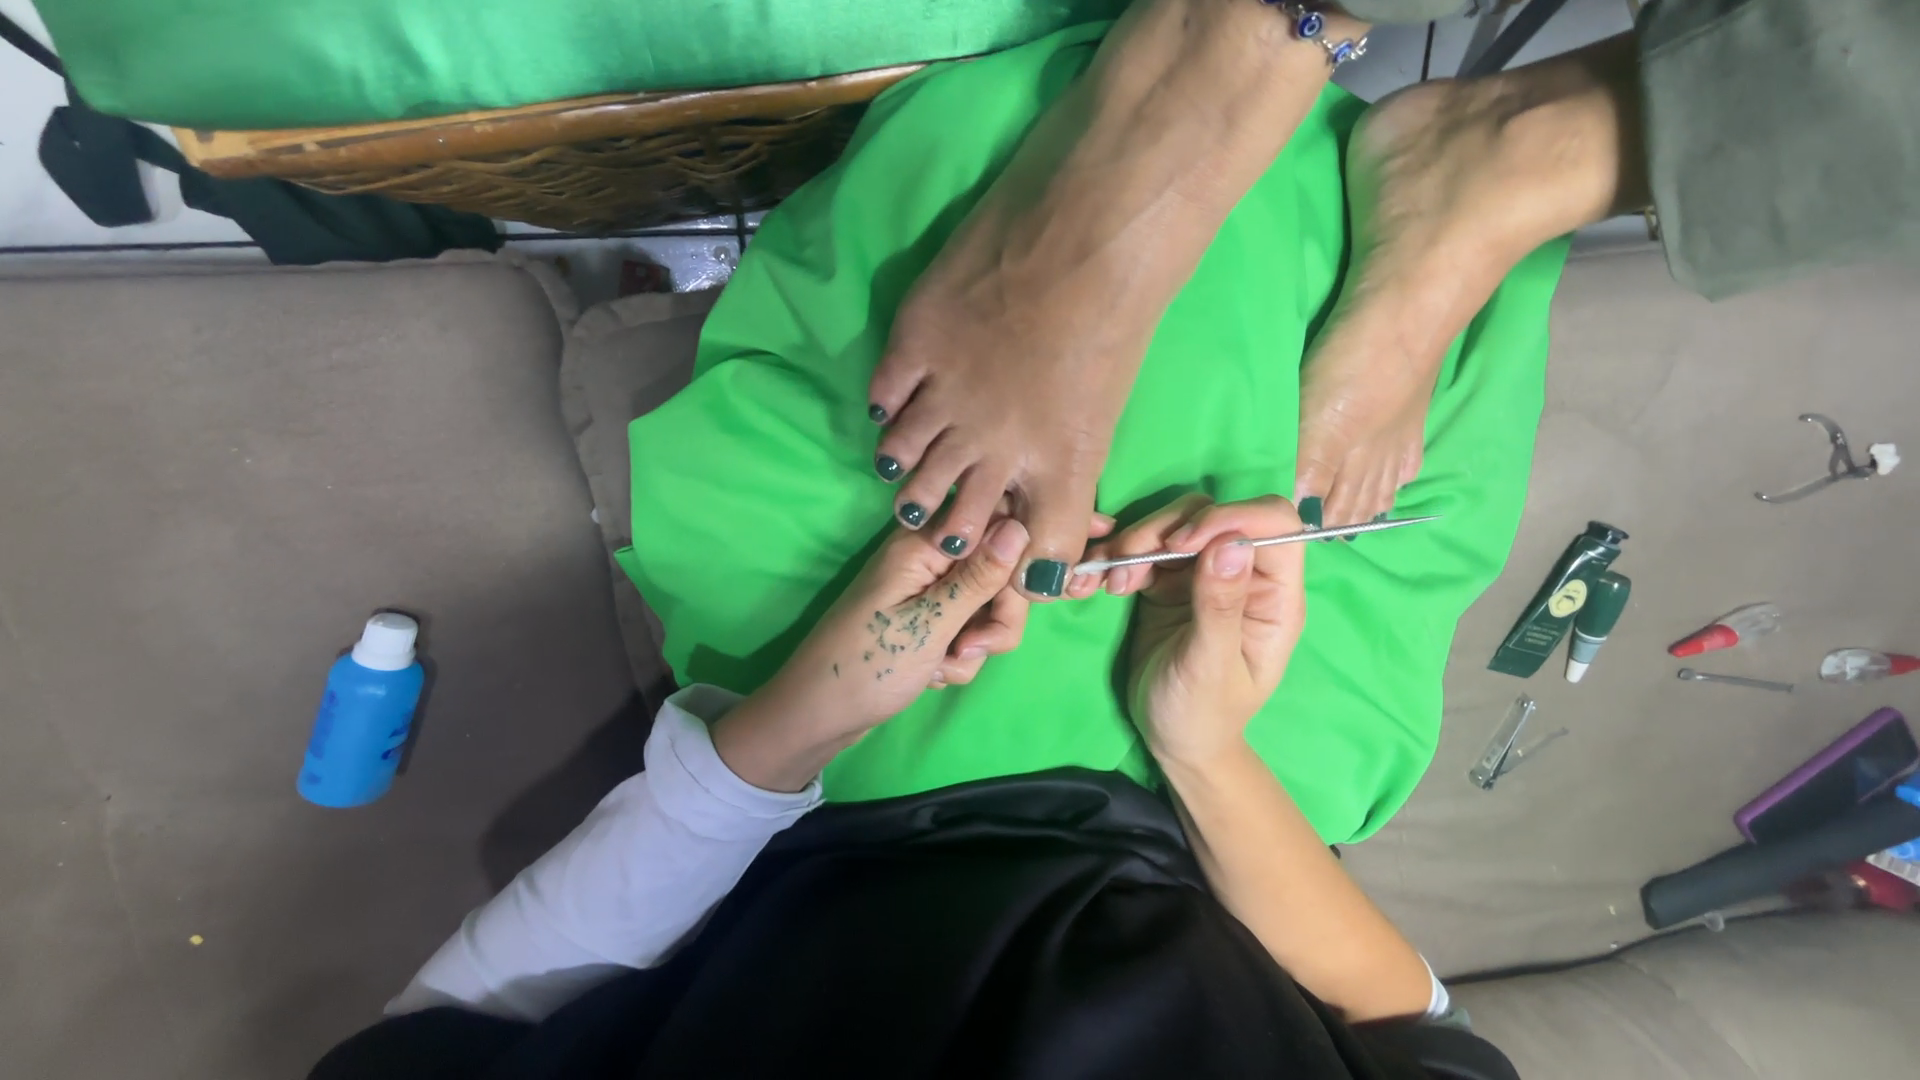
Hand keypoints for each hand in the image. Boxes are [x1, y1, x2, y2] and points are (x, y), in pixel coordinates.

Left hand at [714, 512, 1112, 789]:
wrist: (818, 717)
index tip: (1091, 546)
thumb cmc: (868, 665)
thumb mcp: (929, 623)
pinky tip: (934, 674)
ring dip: (978, 645)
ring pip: (990, 608)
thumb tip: (1022, 524)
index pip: (1000, 523)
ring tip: (945, 666)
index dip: (1042, 539)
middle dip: (999, 618)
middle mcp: (931, 560)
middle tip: (973, 649)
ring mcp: (930, 593)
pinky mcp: (929, 621)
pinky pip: (968, 631)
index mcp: (927, 546)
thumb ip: (979, 577)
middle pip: (1002, 573)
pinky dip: (959, 657)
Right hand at [862, 0, 1342, 599]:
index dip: (1005, 566)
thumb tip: (1034, 510)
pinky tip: (896, 411)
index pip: (1022, 556)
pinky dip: (889, 413)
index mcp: (1056, 470)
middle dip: (940, 526)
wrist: (1096, 227)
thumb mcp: (1104, 416)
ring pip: (902, 468)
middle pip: (944, 519)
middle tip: (933, 517)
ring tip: (904, 473)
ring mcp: (947, 396)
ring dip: (906, 476)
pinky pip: (883, 403)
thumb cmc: (1120, 318)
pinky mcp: (915, 343)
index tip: (991, 551)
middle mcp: (993, 448)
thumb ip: (1064, 475)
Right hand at [1093, 495, 1307, 769]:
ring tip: (1111, 583)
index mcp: (1274, 595)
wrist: (1172, 739)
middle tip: (1129, 562)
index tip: (1182, 541)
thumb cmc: (1204, 713)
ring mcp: (1202, 575)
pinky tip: (1099, 584)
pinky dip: (1119, 558)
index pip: (1273, 525)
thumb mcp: (1210, 666)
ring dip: (1137, 542)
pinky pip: (1145, 549)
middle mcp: (1242, 574)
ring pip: (1174, 525)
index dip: (1231, 517)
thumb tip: (1230, 543)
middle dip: (1166, 529)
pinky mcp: (1167, 582)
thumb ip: (1220, 605)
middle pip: (1213, 514)